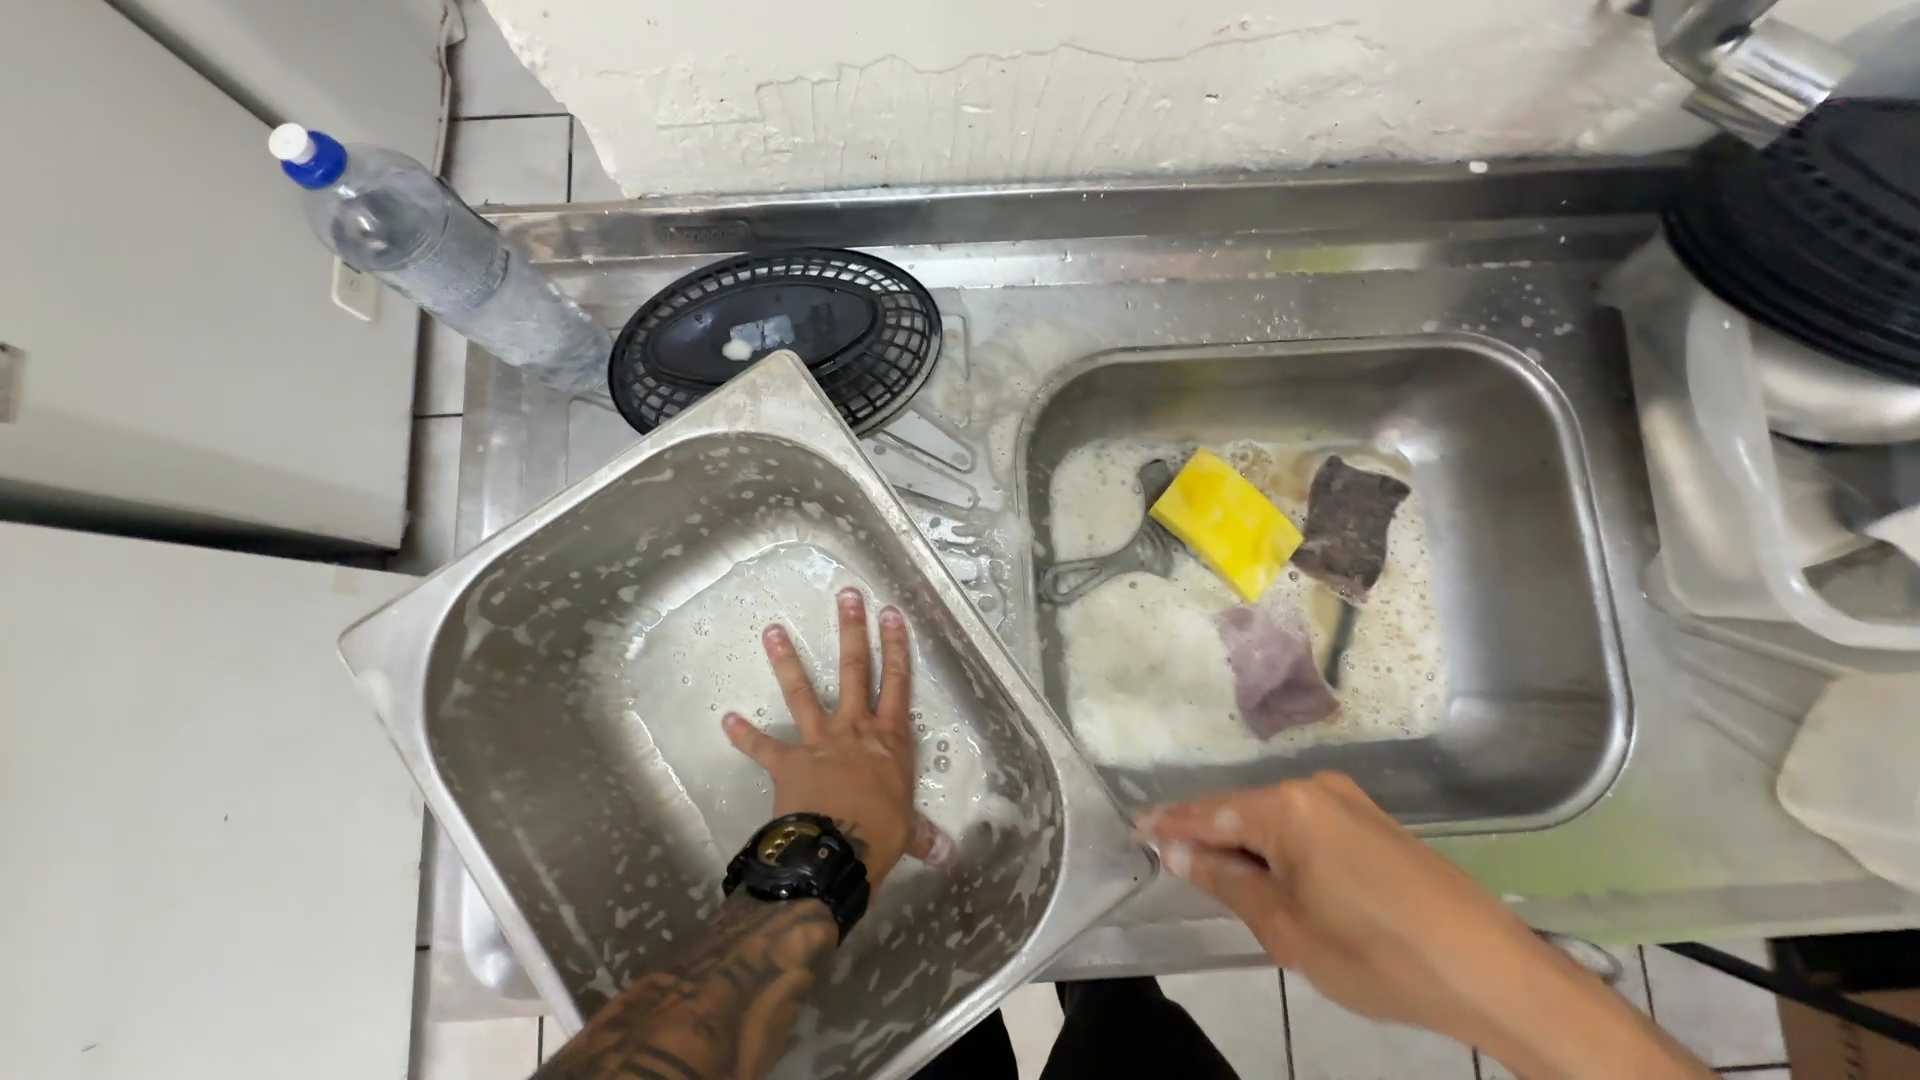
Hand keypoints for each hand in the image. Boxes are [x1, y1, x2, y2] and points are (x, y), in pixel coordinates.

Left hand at [722, 588, 950, 889]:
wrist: (833, 852)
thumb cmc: (879, 835)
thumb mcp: (908, 830)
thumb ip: (924, 834)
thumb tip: (947, 854)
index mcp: (888, 739)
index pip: (897, 683)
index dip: (896, 647)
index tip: (890, 613)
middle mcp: (854, 729)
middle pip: (854, 670)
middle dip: (852, 631)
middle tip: (846, 595)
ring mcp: (818, 741)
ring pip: (802, 692)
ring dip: (787, 660)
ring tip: (772, 628)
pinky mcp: (787, 762)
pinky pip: (763, 746)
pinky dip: (744, 734)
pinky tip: (726, 719)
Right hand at [1141, 773, 1709, 1079]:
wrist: (1492, 972)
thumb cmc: (1377, 956)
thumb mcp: (1287, 928)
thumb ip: (1226, 881)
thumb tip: (1176, 851)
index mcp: (1288, 808)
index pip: (1209, 812)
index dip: (1171, 825)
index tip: (1136, 828)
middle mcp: (1315, 788)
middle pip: (1241, 808)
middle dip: (1206, 834)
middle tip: (1171, 860)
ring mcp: (1349, 801)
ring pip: (1274, 816)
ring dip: (1245, 842)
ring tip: (1218, 873)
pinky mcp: (1373, 822)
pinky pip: (1305, 824)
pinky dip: (1280, 845)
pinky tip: (1273, 872)